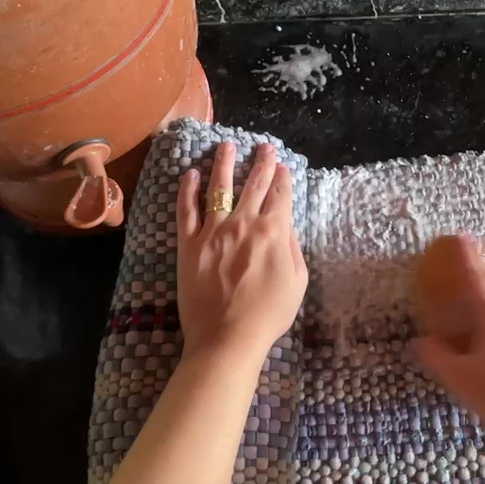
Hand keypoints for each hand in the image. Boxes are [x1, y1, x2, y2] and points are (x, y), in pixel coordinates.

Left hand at [175, 142, 307, 363]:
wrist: (227, 337)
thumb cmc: (268, 314)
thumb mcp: (297, 282)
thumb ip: (293, 249)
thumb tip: (287, 226)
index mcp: (273, 232)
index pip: (280, 195)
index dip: (283, 178)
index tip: (283, 166)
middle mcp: (244, 223)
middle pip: (254, 184)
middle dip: (261, 163)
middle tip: (264, 147)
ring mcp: (213, 231)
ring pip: (219, 187)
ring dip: (224, 164)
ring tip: (226, 146)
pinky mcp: (189, 243)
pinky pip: (186, 210)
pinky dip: (188, 190)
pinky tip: (190, 175)